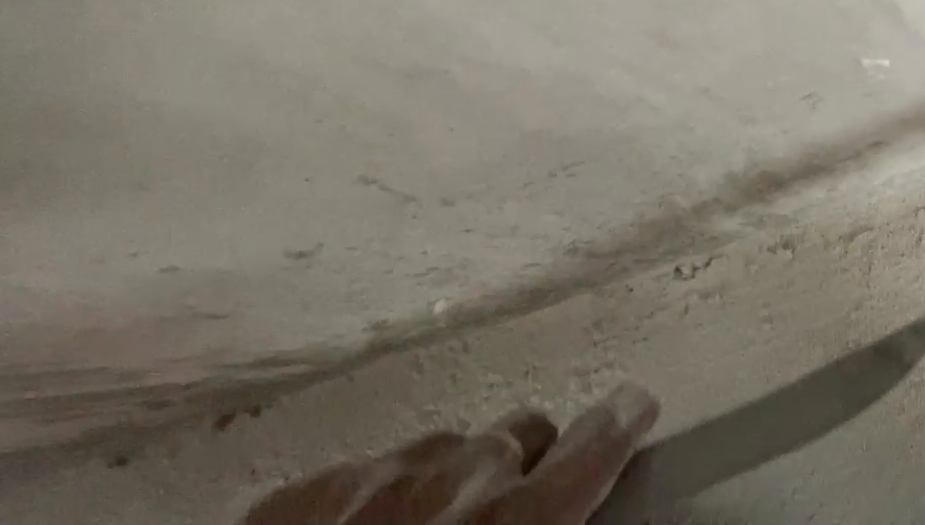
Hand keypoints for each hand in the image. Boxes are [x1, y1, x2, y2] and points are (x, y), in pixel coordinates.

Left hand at [241, 384, 658, 524]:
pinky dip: (372, 501)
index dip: (621, 424)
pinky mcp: (291, 498)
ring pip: (442, 449)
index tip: (634, 410)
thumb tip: (568, 513)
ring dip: (448, 485)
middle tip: (502, 520)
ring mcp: (368, 480)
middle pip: (518, 436)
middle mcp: (452, 483)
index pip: (595, 446)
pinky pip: (361, 474)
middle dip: (521, 469)